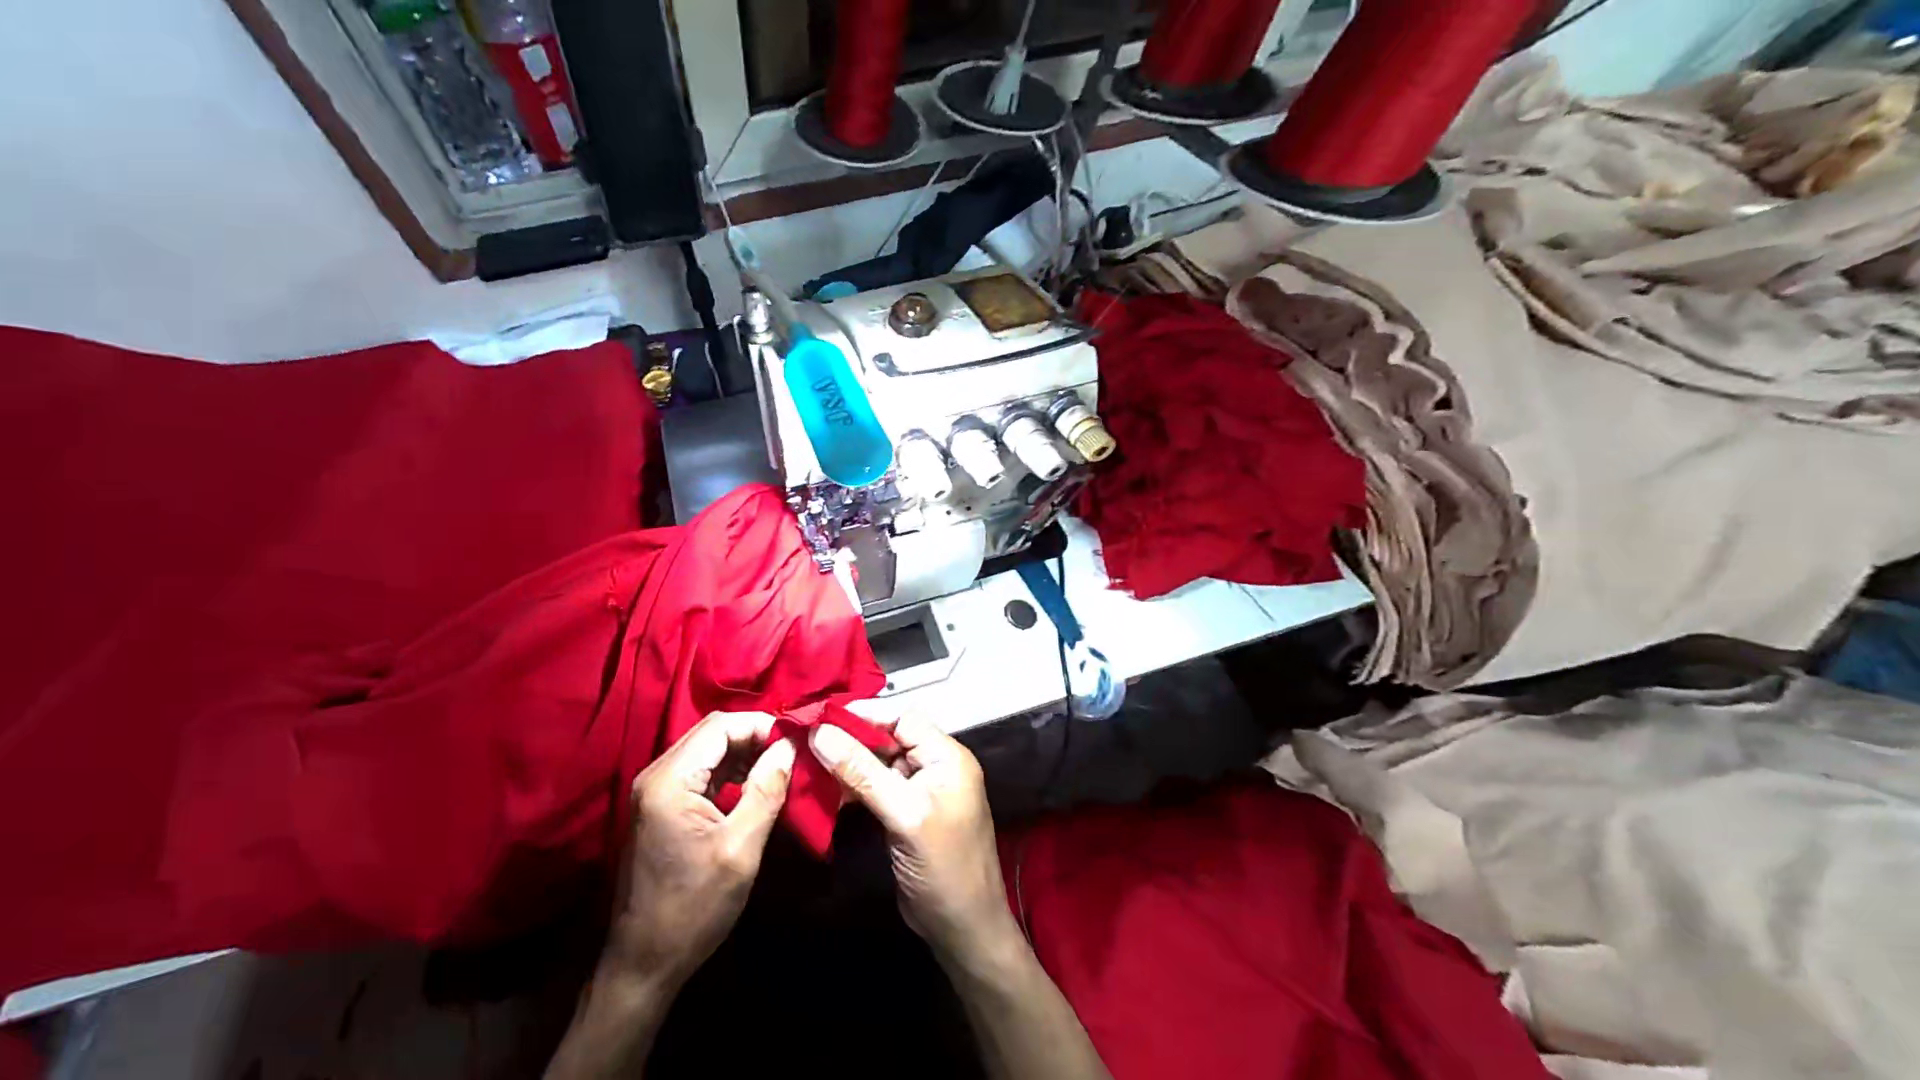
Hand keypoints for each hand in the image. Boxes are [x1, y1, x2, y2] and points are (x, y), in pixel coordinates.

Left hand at [603, 711, 794, 990]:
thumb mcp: (741, 848)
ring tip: (781, 769)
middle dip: (755, 737)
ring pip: (707, 751)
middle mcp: (656, 776)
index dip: (762, 726)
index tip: (797, 741)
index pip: (720, 726)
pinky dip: (730, 772)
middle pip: (712, 733)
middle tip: (792, 754)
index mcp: (669, 781)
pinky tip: (755, 787)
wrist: (644, 963)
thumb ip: (766, 790)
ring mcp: (654, 792)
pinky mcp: (661, 808)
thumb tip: (789, 747)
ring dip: (744, 754)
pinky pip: (700, 773)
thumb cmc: (694, 907)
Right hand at [808, 711, 1017, 960]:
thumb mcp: (904, 815)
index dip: (864, 716)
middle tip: (804, 741)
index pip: (902, 719)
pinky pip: (876, 789)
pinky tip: (823, 791)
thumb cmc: (943, 867)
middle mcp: (935, 767)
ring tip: (806, 763)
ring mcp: (920, 792)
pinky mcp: (906, 814)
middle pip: (888, 739)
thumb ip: (863, 773)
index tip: (820, 718)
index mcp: (947, 757)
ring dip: (847, 765)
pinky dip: (852, 788)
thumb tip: (819, 733)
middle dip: (849, 740)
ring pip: (878, 764)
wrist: (963, 929)